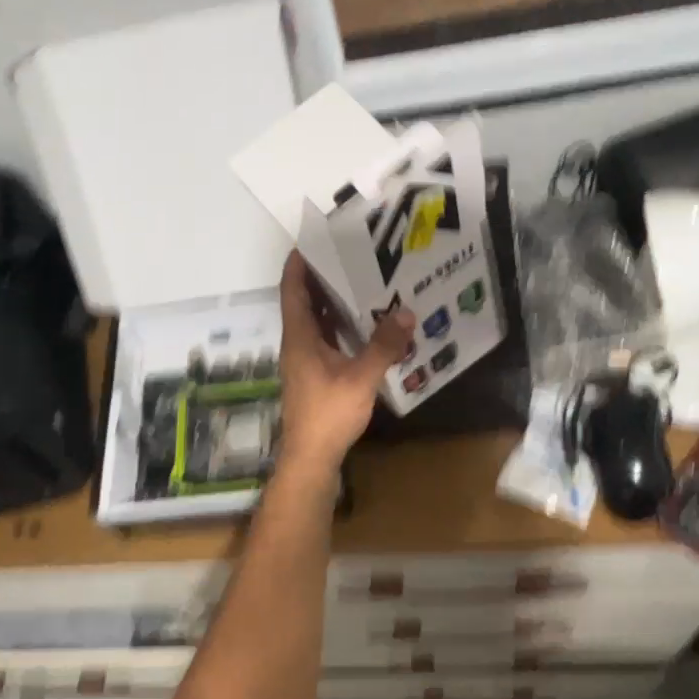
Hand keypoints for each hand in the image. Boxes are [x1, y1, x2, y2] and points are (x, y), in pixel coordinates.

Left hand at [276, 252, 414, 475]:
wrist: (311, 458)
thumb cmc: (328, 415)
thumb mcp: (360, 378)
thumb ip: (383, 346)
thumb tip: (406, 314)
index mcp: (299, 337)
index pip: (292, 289)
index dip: (300, 263)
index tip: (316, 240)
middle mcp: (297, 345)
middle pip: (303, 302)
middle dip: (322, 279)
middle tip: (350, 257)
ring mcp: (303, 363)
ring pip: (314, 324)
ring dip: (332, 305)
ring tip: (361, 285)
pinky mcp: (313, 379)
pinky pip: (324, 343)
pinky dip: (339, 330)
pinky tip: (363, 328)